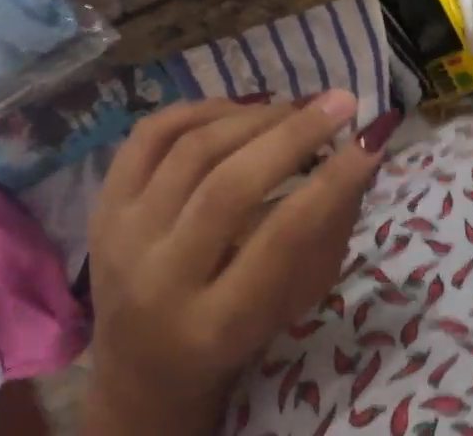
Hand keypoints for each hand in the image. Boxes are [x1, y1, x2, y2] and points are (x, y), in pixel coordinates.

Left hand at [82, 94, 401, 435]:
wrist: (144, 369)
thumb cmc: (241, 331)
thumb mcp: (300, 297)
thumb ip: (333, 226)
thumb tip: (363, 147)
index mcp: (218, 322)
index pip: (283, 236)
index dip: (334, 180)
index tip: (371, 140)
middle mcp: (158, 282)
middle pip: (229, 186)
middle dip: (295, 133)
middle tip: (341, 103)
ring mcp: (120, 241)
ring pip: (191, 151)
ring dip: (255, 116)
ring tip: (297, 106)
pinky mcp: (101, 210)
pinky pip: (147, 137)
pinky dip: (200, 109)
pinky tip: (242, 108)